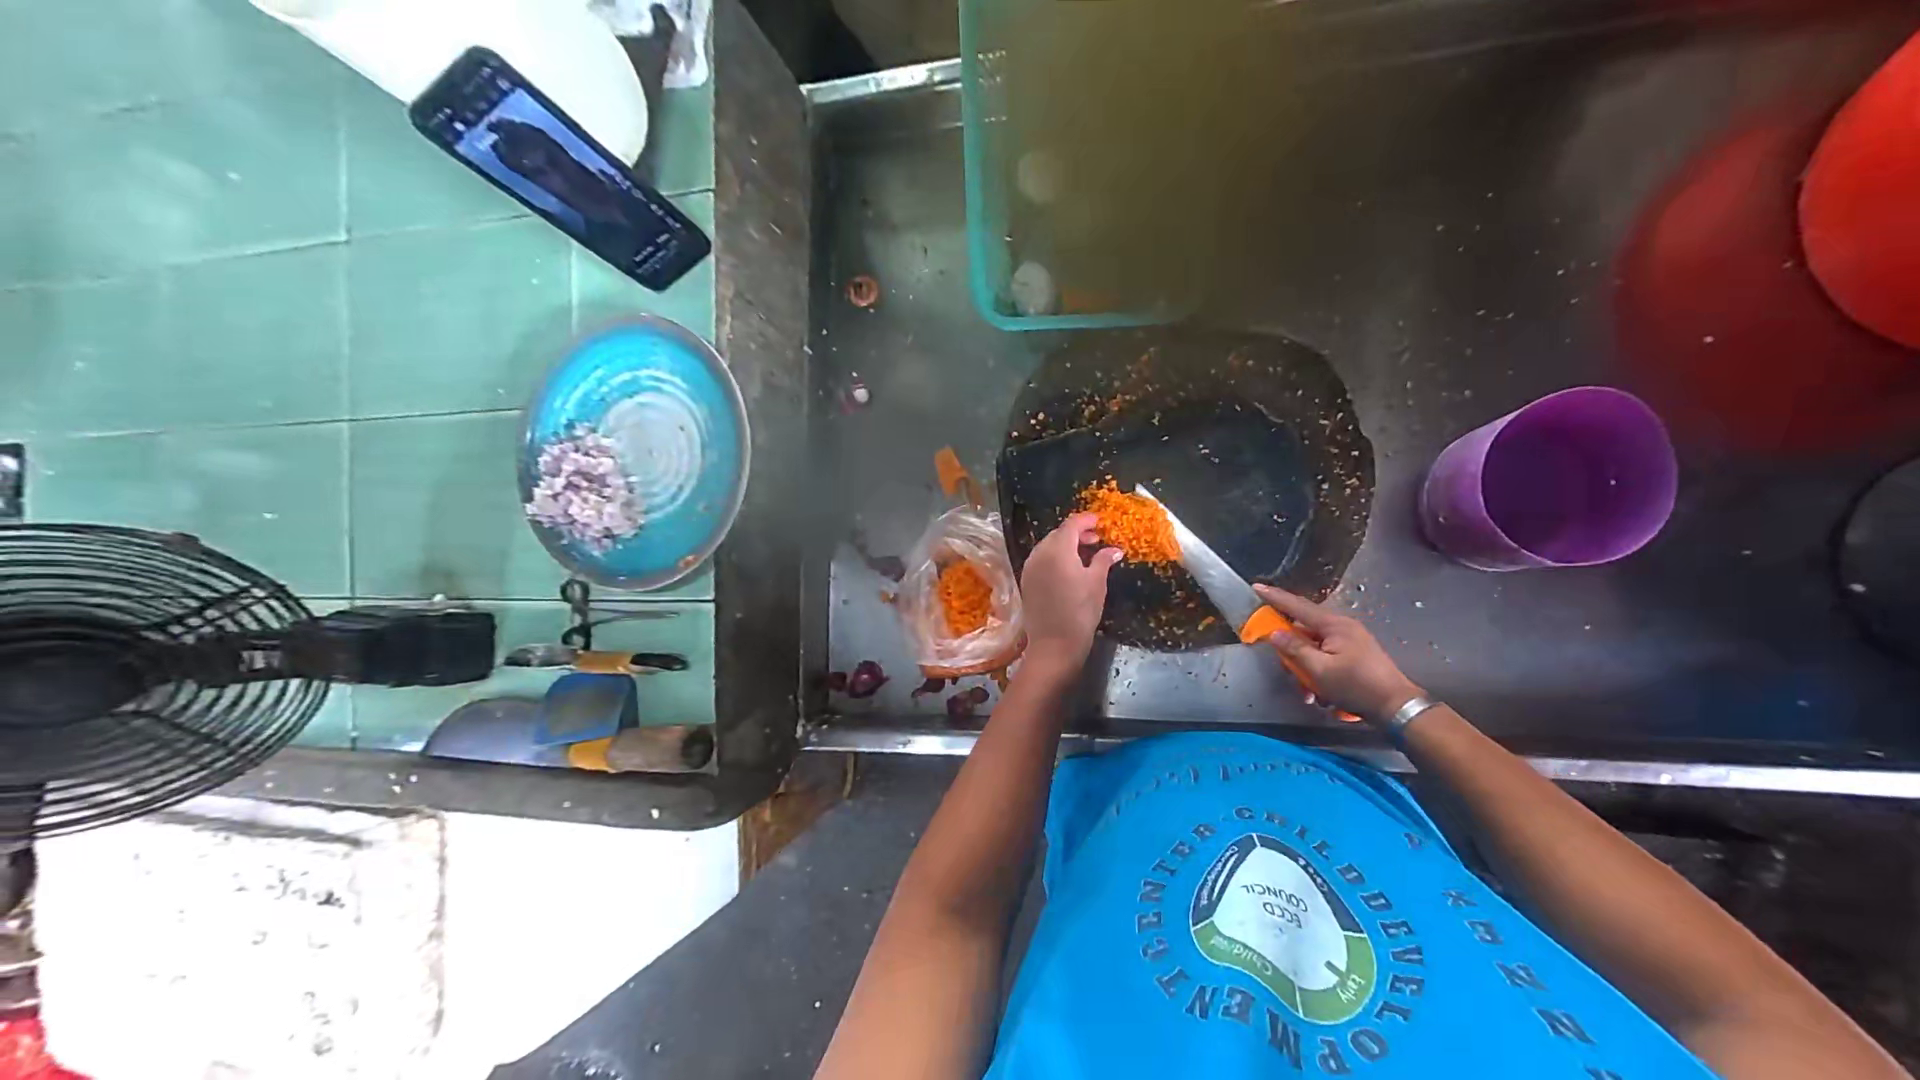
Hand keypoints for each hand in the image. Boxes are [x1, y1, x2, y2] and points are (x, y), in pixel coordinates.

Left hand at [1020, 512, 1121, 668]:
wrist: (1054, 644)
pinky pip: (1041, 560)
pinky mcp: (1026, 581)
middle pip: (1057, 534)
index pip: (1071, 525)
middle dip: (1077, 533)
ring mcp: (1029, 568)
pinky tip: (1069, 568)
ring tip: (1085, 554)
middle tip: (1096, 539)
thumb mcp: (1097, 584)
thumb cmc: (1080, 612)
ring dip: (1065, 545)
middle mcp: (1039, 554)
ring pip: (1048, 546)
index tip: (1099, 521)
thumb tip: (1114, 549)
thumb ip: (1103, 560)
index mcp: (1057, 550)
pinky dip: (1055, 557)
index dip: (1086, 520)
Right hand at [1252, 584, 1425, 724]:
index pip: (1297, 606)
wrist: (1396, 708)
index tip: (1257, 588)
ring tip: (1310, 692)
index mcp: (1334, 625)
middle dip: (1292, 652)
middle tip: (1287, 669)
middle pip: (1303, 630)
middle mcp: (1343, 628)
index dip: (1275, 598)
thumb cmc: (1357, 687)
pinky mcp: (1354, 655)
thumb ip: (1294, 650)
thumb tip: (1274, 633)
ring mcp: (1350, 641)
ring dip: (1306, 669)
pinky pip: (1325, 657)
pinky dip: (1318, 673)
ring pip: (1313, 648)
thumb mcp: (1319, 671)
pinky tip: (1321, 693)